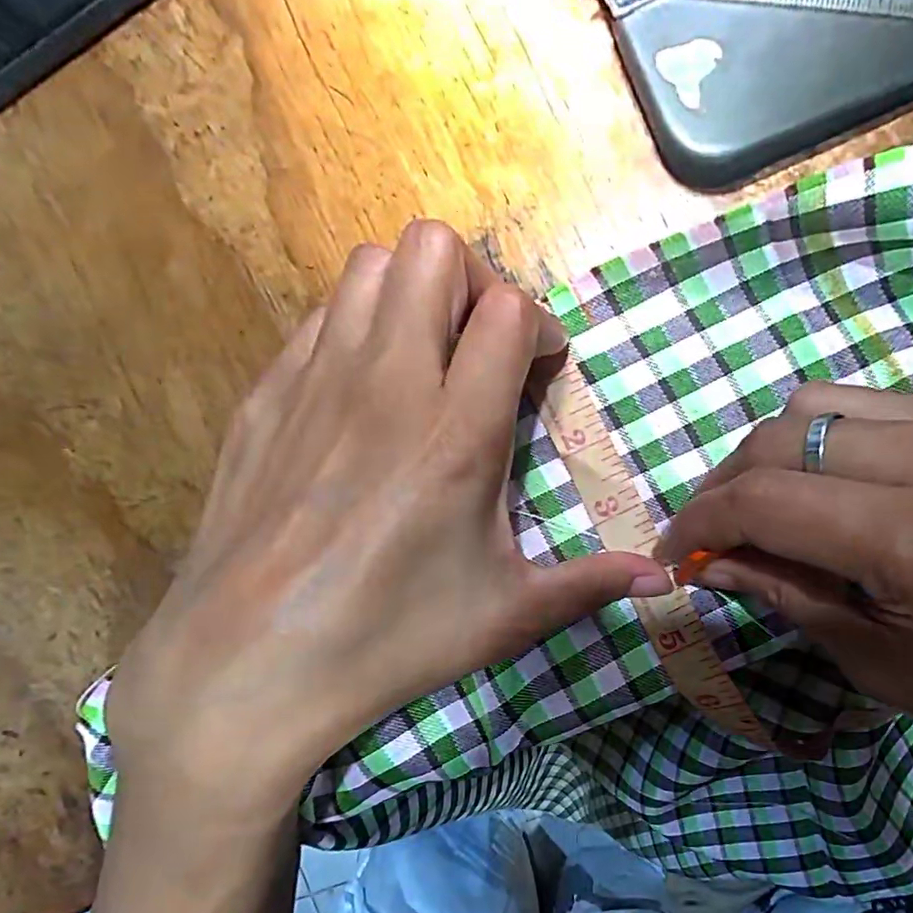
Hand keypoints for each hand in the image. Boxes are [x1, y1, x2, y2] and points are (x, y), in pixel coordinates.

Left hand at [105, 221, 671, 802]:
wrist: (251, 661)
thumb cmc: (389, 638)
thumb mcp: (505, 616)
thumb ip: (589, 583)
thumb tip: (662, 578)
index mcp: (456, 432)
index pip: (509, 312)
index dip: (538, 329)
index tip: (540, 372)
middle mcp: (385, 384)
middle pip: (433, 251)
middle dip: (474, 285)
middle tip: (480, 350)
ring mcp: (314, 381)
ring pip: (367, 267)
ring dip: (410, 296)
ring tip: (421, 361)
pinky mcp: (264, 397)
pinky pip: (316, 321)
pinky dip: (352, 332)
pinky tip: (358, 399)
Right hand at [658, 382, 912, 790]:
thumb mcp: (888, 668)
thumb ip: (790, 596)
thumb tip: (712, 562)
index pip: (766, 497)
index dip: (700, 522)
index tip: (672, 556)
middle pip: (782, 436)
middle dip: (721, 486)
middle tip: (708, 538)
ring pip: (816, 404)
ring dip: (767, 457)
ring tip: (760, 511)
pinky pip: (869, 409)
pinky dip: (821, 445)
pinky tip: (828, 494)